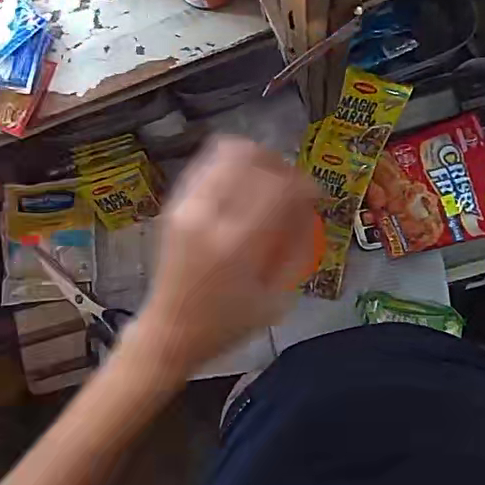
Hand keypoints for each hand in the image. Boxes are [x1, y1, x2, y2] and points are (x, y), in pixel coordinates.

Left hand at [121, 137, 318, 380]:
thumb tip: (310, 212)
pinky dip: (229, 165)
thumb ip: (296, 251)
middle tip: (291, 183)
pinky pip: (205, 166)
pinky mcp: (173, 206)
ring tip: (267, 178)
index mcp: (237, 244)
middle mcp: (208, 216)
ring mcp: (186, 207)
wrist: (169, 331)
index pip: (278, 188)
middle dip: (279, 164)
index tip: (314, 195)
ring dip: (254, 158)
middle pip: (250, 157)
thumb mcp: (275, 298)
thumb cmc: (226, 324)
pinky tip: (240, 184)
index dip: (304, 184)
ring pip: (225, 152)